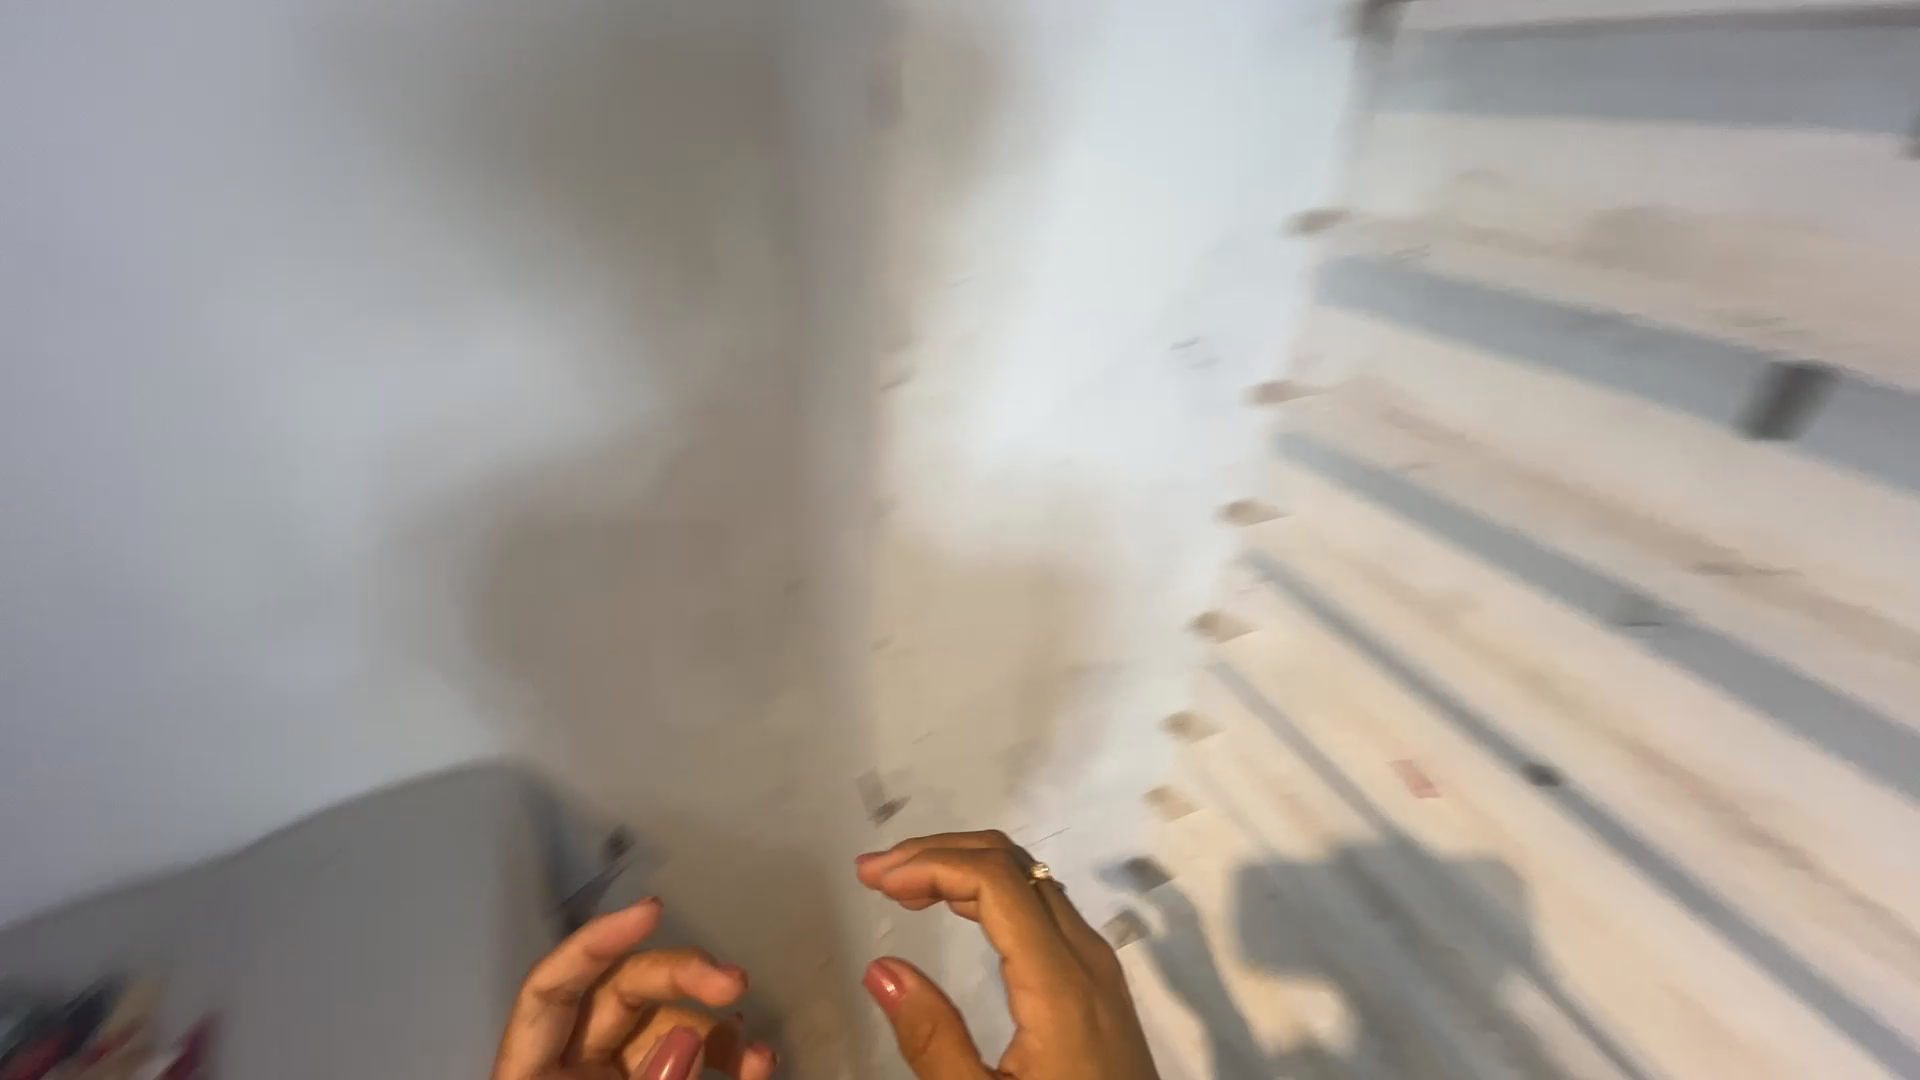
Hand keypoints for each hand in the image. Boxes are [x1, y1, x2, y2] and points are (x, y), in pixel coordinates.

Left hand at [492, 898, 777, 1079]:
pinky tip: (759, 1063)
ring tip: (754, 1046)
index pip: (552, 991)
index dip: (595, 943)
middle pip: (626, 993)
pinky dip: (732, 1058)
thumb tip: (687, 1038)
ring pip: (672, 1023)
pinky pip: (701, 1061)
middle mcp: (576, 1071)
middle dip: (684, 976)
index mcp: (533, 1079)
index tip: (650, 913)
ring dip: (719, 1025)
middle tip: (732, 981)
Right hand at [855, 831, 1160, 1079]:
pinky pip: (1037, 901)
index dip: (932, 862)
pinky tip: (953, 907)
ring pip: (1025, 875)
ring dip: (961, 865)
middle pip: (1010, 862)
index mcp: (1060, 979)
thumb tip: (881, 968)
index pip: (996, 878)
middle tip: (877, 873)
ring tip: (902, 886)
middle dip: (939, 853)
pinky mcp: (1094, 973)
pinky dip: (987, 887)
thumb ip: (934, 1042)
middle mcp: (1084, 950)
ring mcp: (1094, 958)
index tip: (876, 879)